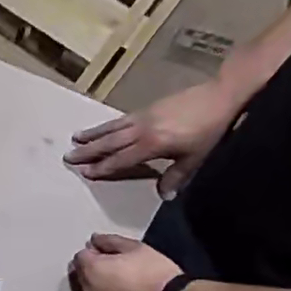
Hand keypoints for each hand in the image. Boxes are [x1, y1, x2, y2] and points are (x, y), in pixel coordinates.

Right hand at [64, 78, 243, 195]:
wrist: (222, 95)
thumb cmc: (212, 130)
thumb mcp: (196, 158)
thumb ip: (176, 177)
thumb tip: (162, 195)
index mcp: (152, 144)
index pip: (121, 159)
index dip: (103, 167)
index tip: (86, 173)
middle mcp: (142, 130)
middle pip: (110, 143)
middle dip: (88, 151)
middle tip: (68, 157)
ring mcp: (143, 116)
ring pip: (112, 128)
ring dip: (93, 135)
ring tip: (75, 140)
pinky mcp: (148, 108)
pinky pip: (121, 119)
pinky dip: (107, 125)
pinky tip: (101, 128)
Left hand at [69, 234, 183, 290]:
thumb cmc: (155, 272)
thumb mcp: (135, 248)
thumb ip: (109, 241)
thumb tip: (95, 240)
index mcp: (92, 269)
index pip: (80, 256)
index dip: (93, 252)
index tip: (107, 253)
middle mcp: (87, 289)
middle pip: (79, 274)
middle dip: (90, 268)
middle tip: (112, 266)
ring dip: (94, 285)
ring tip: (115, 282)